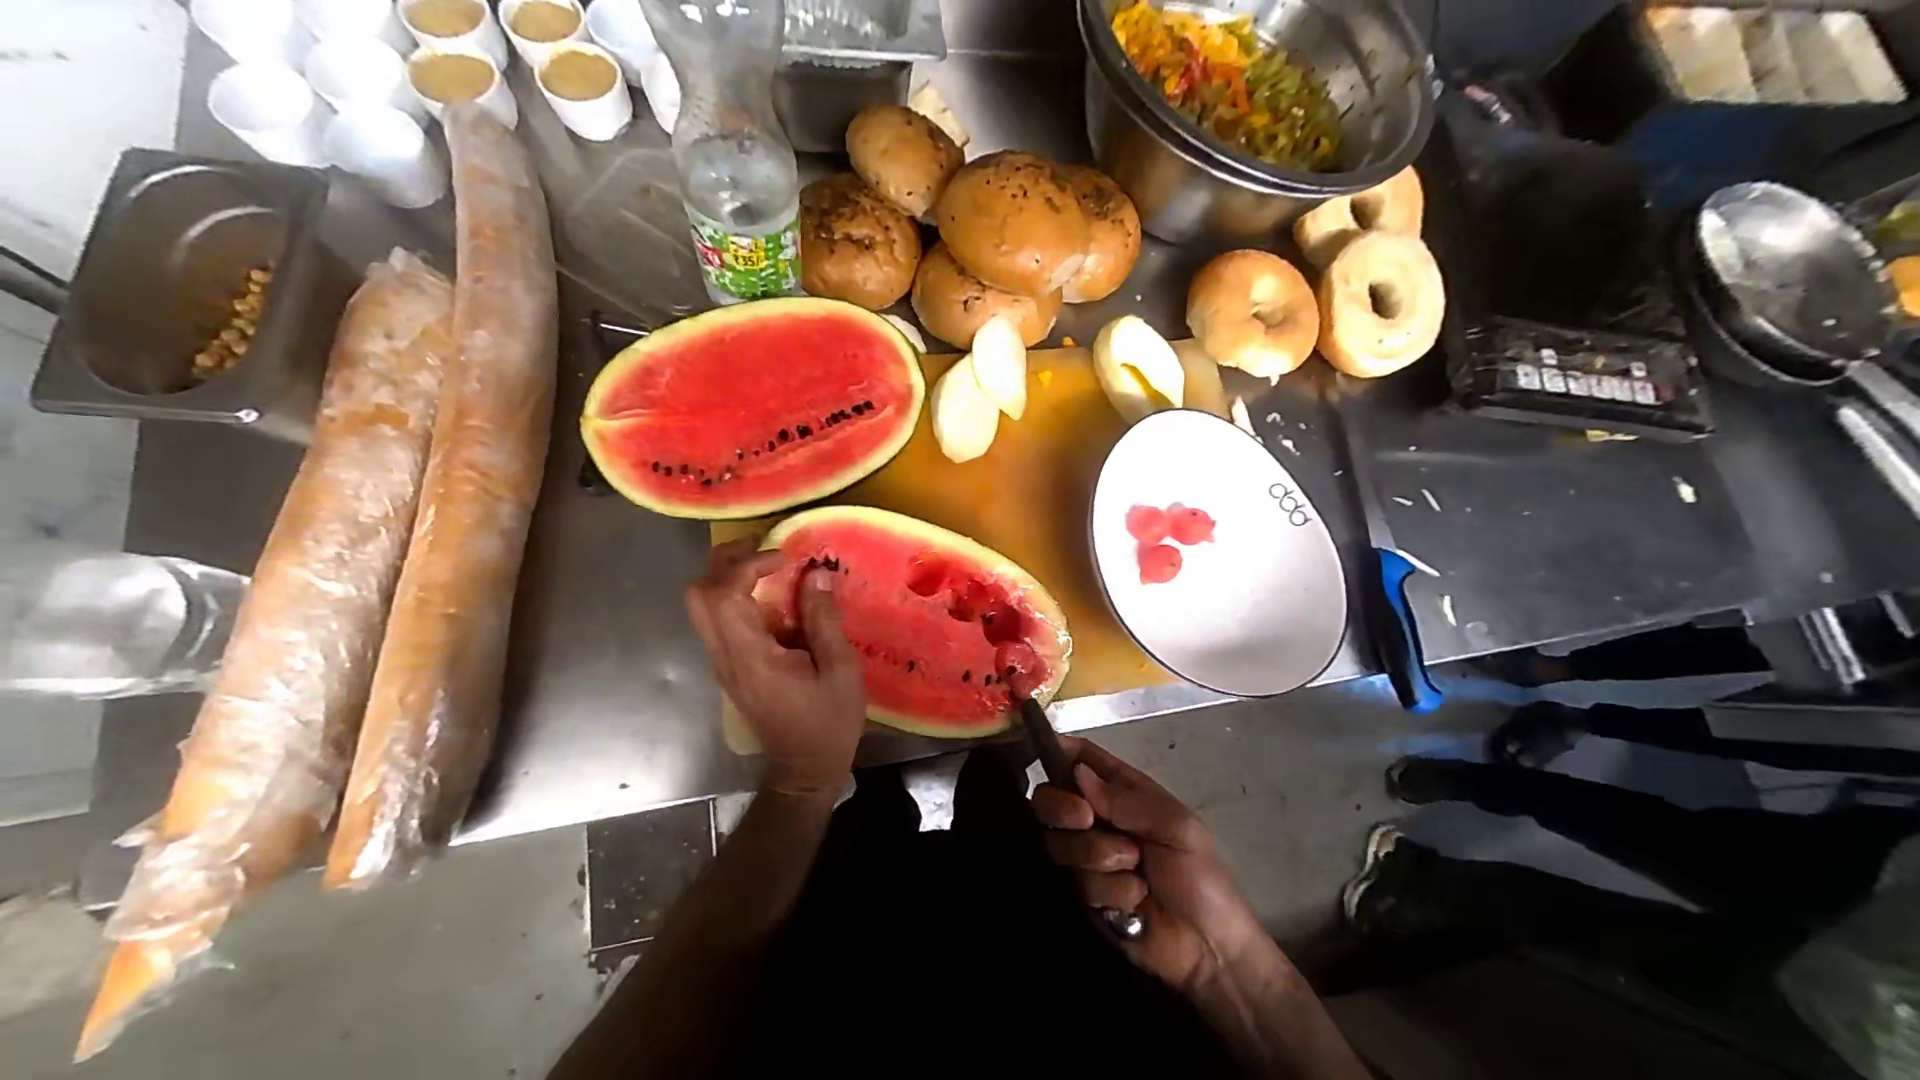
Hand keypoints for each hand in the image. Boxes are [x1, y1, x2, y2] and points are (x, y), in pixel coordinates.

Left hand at [685, 539, 866, 797]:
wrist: (804, 769)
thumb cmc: (828, 723)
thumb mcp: (839, 671)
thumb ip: (824, 620)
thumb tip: (817, 575)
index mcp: (750, 657)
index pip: (724, 595)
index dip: (749, 565)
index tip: (786, 558)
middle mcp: (725, 656)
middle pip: (699, 595)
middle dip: (727, 561)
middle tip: (765, 548)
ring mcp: (723, 663)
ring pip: (703, 605)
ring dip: (729, 575)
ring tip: (769, 564)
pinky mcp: (730, 666)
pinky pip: (719, 619)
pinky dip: (736, 594)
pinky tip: (772, 594)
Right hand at [1033, 737, 1272, 993]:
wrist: (1209, 949)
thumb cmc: (1201, 877)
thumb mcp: (1176, 827)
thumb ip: (1126, 800)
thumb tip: (1078, 773)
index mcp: (1120, 792)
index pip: (1080, 758)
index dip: (1058, 749)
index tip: (1044, 751)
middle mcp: (1095, 820)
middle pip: (1049, 799)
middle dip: (1063, 806)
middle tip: (1086, 818)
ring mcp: (1084, 859)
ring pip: (1059, 843)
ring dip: (1099, 855)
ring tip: (1137, 870)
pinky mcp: (1080, 898)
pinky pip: (1074, 883)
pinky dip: (1109, 890)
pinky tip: (1134, 902)